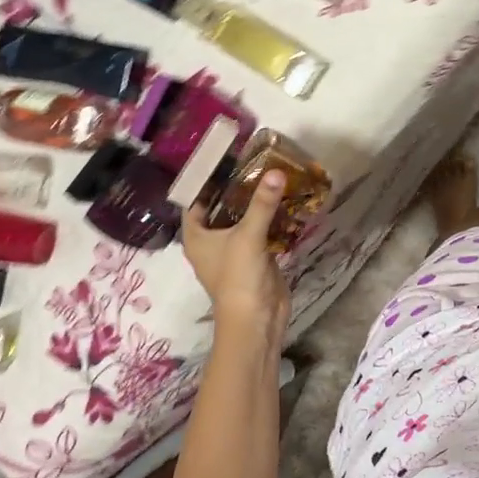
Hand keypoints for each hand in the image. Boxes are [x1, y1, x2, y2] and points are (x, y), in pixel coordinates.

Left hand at [181, 170, 291, 345]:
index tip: (226, 160)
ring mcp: (233, 250)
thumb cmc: (238, 276)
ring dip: (254, 203)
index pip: (195, 201)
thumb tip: (275, 171)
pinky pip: (259, 232)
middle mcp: (211, 241)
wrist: (256, 317)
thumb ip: (262, 203)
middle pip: (221, 208)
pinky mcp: (254, 258)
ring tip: (271, 177)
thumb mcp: (248, 235)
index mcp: (196, 236)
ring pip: (241, 220)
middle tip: (256, 163)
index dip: (207, 182)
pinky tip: (283, 202)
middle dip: (237, 189)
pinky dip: (268, 219)